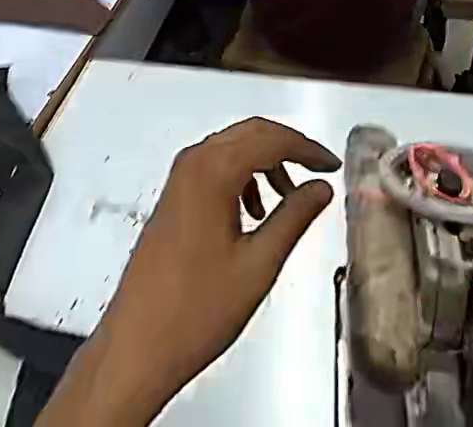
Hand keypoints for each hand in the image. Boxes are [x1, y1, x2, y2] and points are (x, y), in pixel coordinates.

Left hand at [37, 118, 339, 426]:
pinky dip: (243, 177)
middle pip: (250, 133)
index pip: (270, 139)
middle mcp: (192, 163)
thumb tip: (321, 188)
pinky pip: (216, 167)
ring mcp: (179, 177)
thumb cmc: (197, 308)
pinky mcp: (174, 194)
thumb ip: (294, 217)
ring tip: (291, 198)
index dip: (307, 148)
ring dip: (266, 162)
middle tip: (319, 170)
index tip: (332, 163)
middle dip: (289, 146)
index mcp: (213, 171)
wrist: (140, 339)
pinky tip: (257, 212)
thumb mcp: (259, 264)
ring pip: (233, 147)